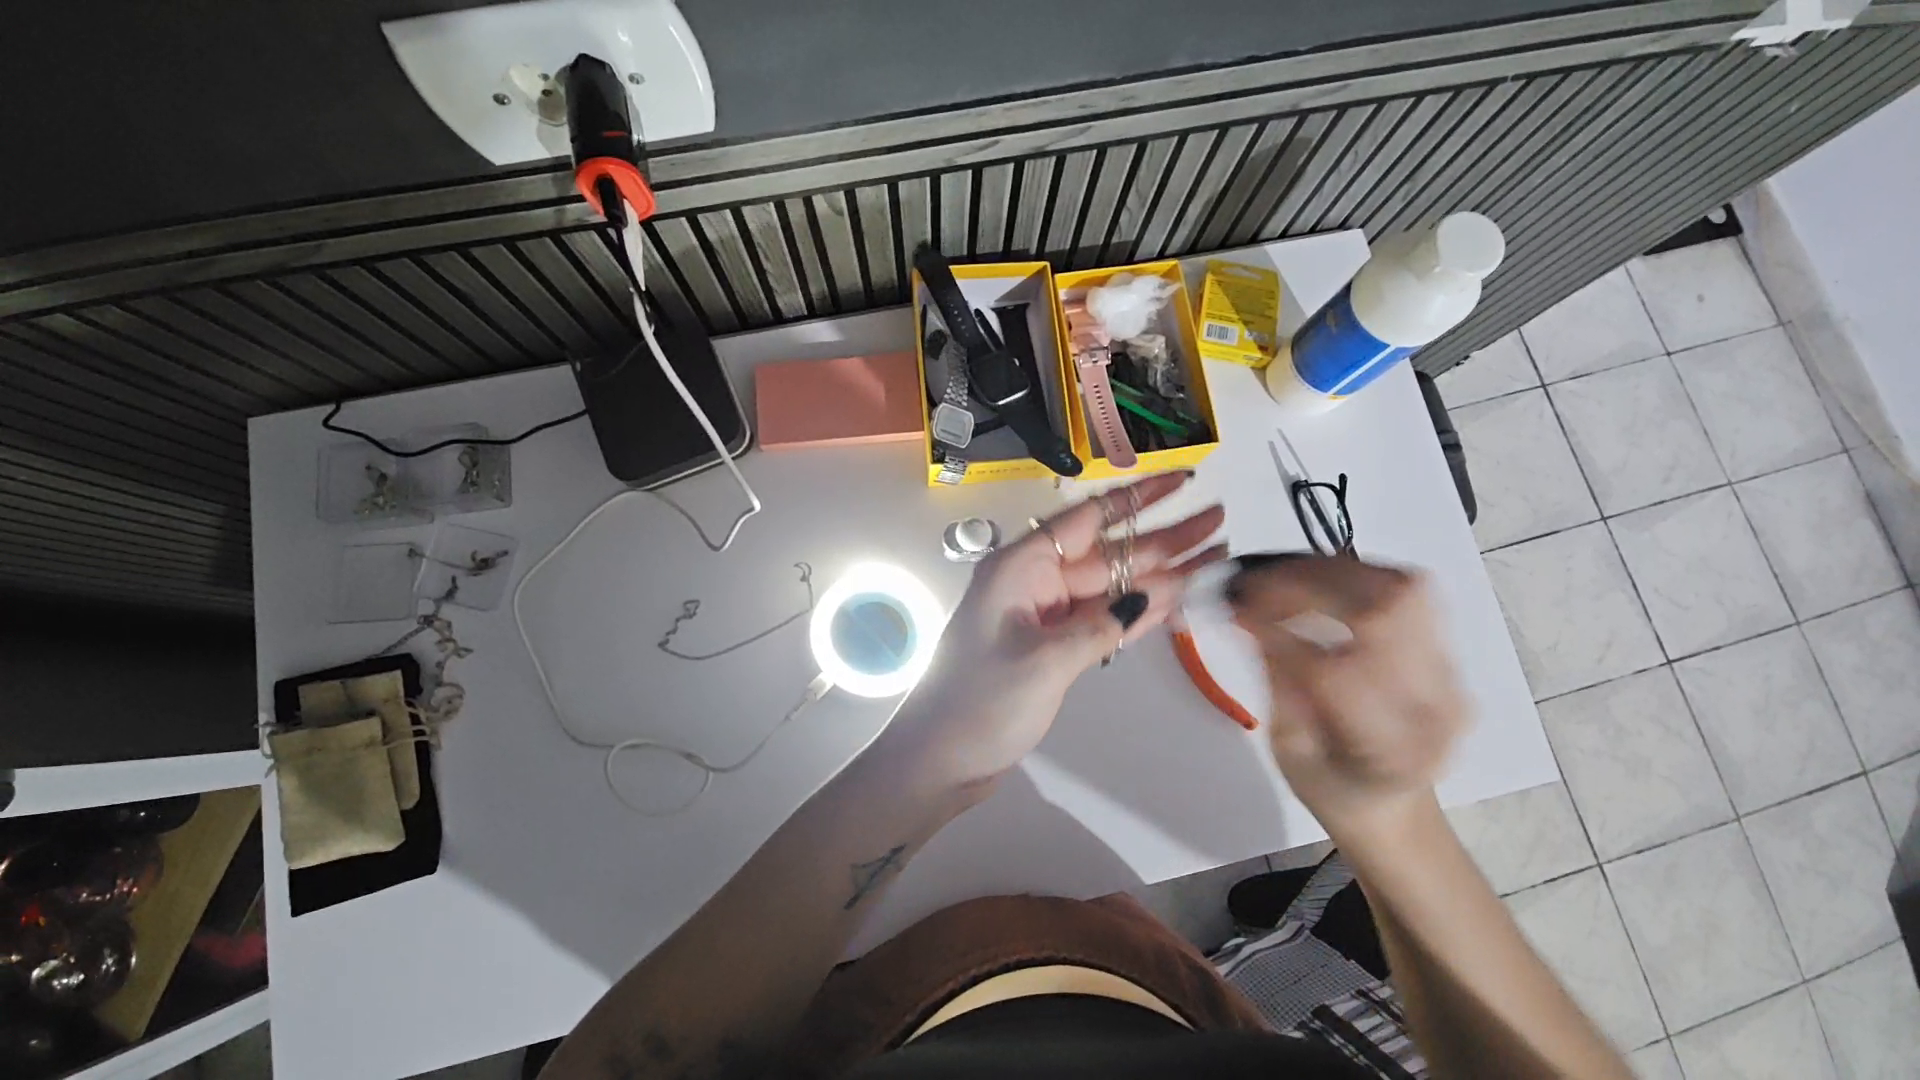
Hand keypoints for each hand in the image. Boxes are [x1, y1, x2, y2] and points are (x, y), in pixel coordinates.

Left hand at [889, 472, 1225, 790]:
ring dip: (1162, 575)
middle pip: (1109, 553)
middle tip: (1219, 519)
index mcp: (1020, 568)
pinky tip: (1180, 598)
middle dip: (1164, 537)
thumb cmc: (980, 704)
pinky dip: (1138, 613)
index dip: (1138, 498)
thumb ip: (1100, 626)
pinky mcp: (1054, 649)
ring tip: (1215, 555)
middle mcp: (1035, 583)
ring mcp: (1046, 617)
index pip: (1088, 519)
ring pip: (1113, 588)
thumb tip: (1149, 596)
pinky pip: (1104, 621)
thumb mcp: (1043, 662)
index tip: (1181, 481)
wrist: (940, 760)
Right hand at [1227, 555, 1468, 843]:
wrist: (1393, 803)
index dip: (1280, 632)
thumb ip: (1276, 678)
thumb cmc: (1330, 786)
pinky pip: (1411, 591)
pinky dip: (1360, 575)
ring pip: (1403, 591)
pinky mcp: (1452, 651)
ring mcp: (1453, 675)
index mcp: (1389, 751)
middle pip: (1384, 616)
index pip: (1336, 673)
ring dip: (1336, 573)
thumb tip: (1248, 614)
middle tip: (1258, 582)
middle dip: (1310, 585)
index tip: (1237, 609)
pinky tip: (1322, 583)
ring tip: (1287, 576)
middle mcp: (1435, 708)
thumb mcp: (1287, 748)